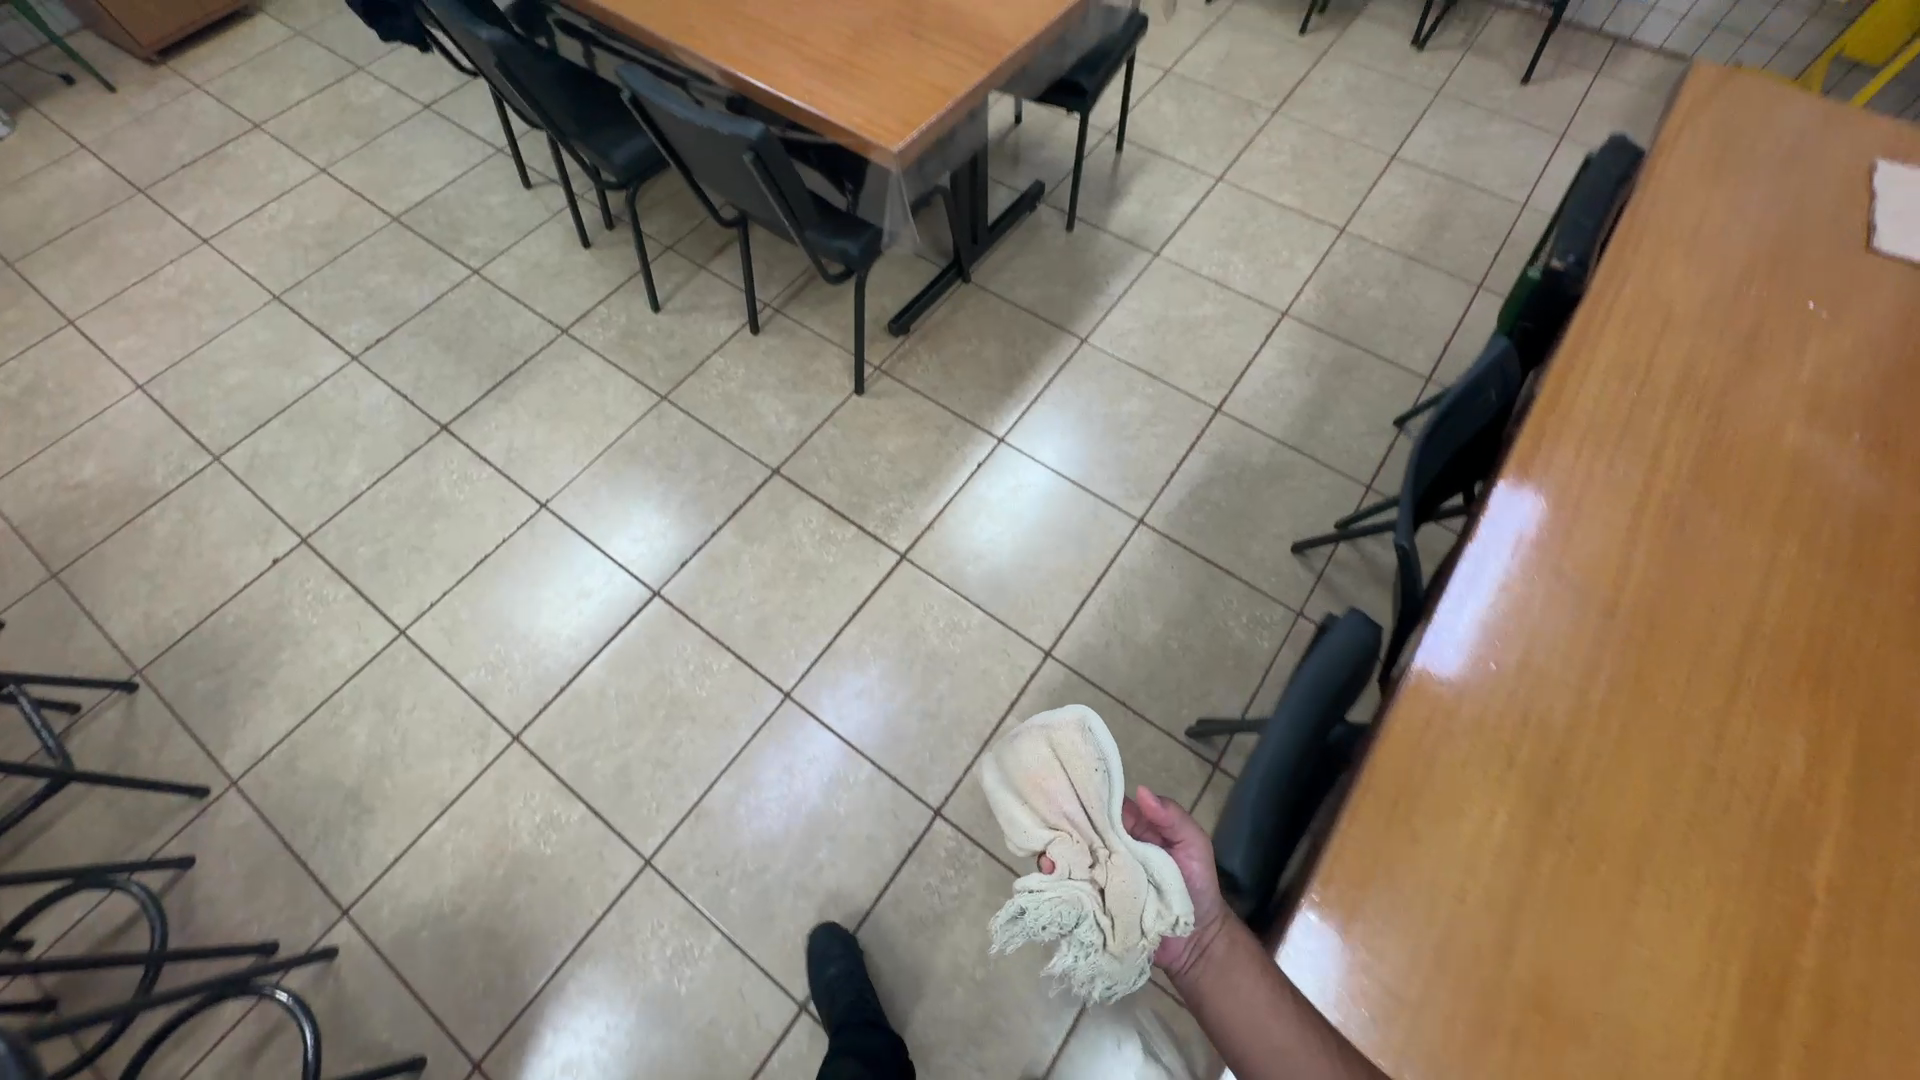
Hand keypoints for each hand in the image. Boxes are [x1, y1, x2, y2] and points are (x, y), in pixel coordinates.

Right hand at [1038, 785, 1229, 978]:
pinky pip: (1073, 891)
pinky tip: (1050, 883)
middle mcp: (1110, 849)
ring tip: (1047, 862)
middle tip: (1049, 831)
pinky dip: (1059, 886)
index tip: (1067, 797)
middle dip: (1062, 830)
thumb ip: (1173, 818)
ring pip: (1071, 861)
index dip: (1086, 801)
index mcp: (1130, 829)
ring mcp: (1100, 877)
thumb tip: (1141, 790)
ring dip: (1056, 858)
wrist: (1197, 942)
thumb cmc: (1197, 886)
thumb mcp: (1193, 845)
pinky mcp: (1095, 904)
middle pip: (1080, 833)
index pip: (1102, 809)